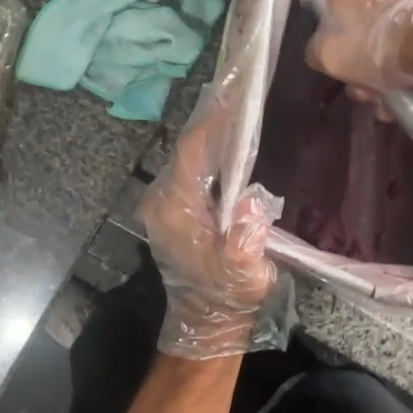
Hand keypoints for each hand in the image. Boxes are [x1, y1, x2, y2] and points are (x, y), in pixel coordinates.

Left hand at [137, 88, 280, 358]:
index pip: (192, 153)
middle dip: (213, 118)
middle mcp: (162, 202)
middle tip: (241, 87)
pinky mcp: (175, 210)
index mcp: (176, 211)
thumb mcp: (244, 272)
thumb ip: (246, 236)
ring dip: (212, 132)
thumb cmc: (226, 298)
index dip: (212, 121)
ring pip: (189, 158)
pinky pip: (192, 171)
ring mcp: (166, 205)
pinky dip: (211, 151)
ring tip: (239, 104)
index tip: (233, 92)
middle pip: (188, 149)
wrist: (205, 325)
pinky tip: (232, 140)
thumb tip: (249, 202)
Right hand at [303, 0, 412, 94]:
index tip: (325, 34)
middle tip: (359, 84)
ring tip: (385, 101)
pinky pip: (409, 45)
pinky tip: (406, 98)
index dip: (322, 5)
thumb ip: (317, 50)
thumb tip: (321, 51)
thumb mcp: (328, 55)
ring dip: (381, 71)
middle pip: (356, 18)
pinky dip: (406, 69)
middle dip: (355, 56)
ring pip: (383, 37)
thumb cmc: (374, 43)